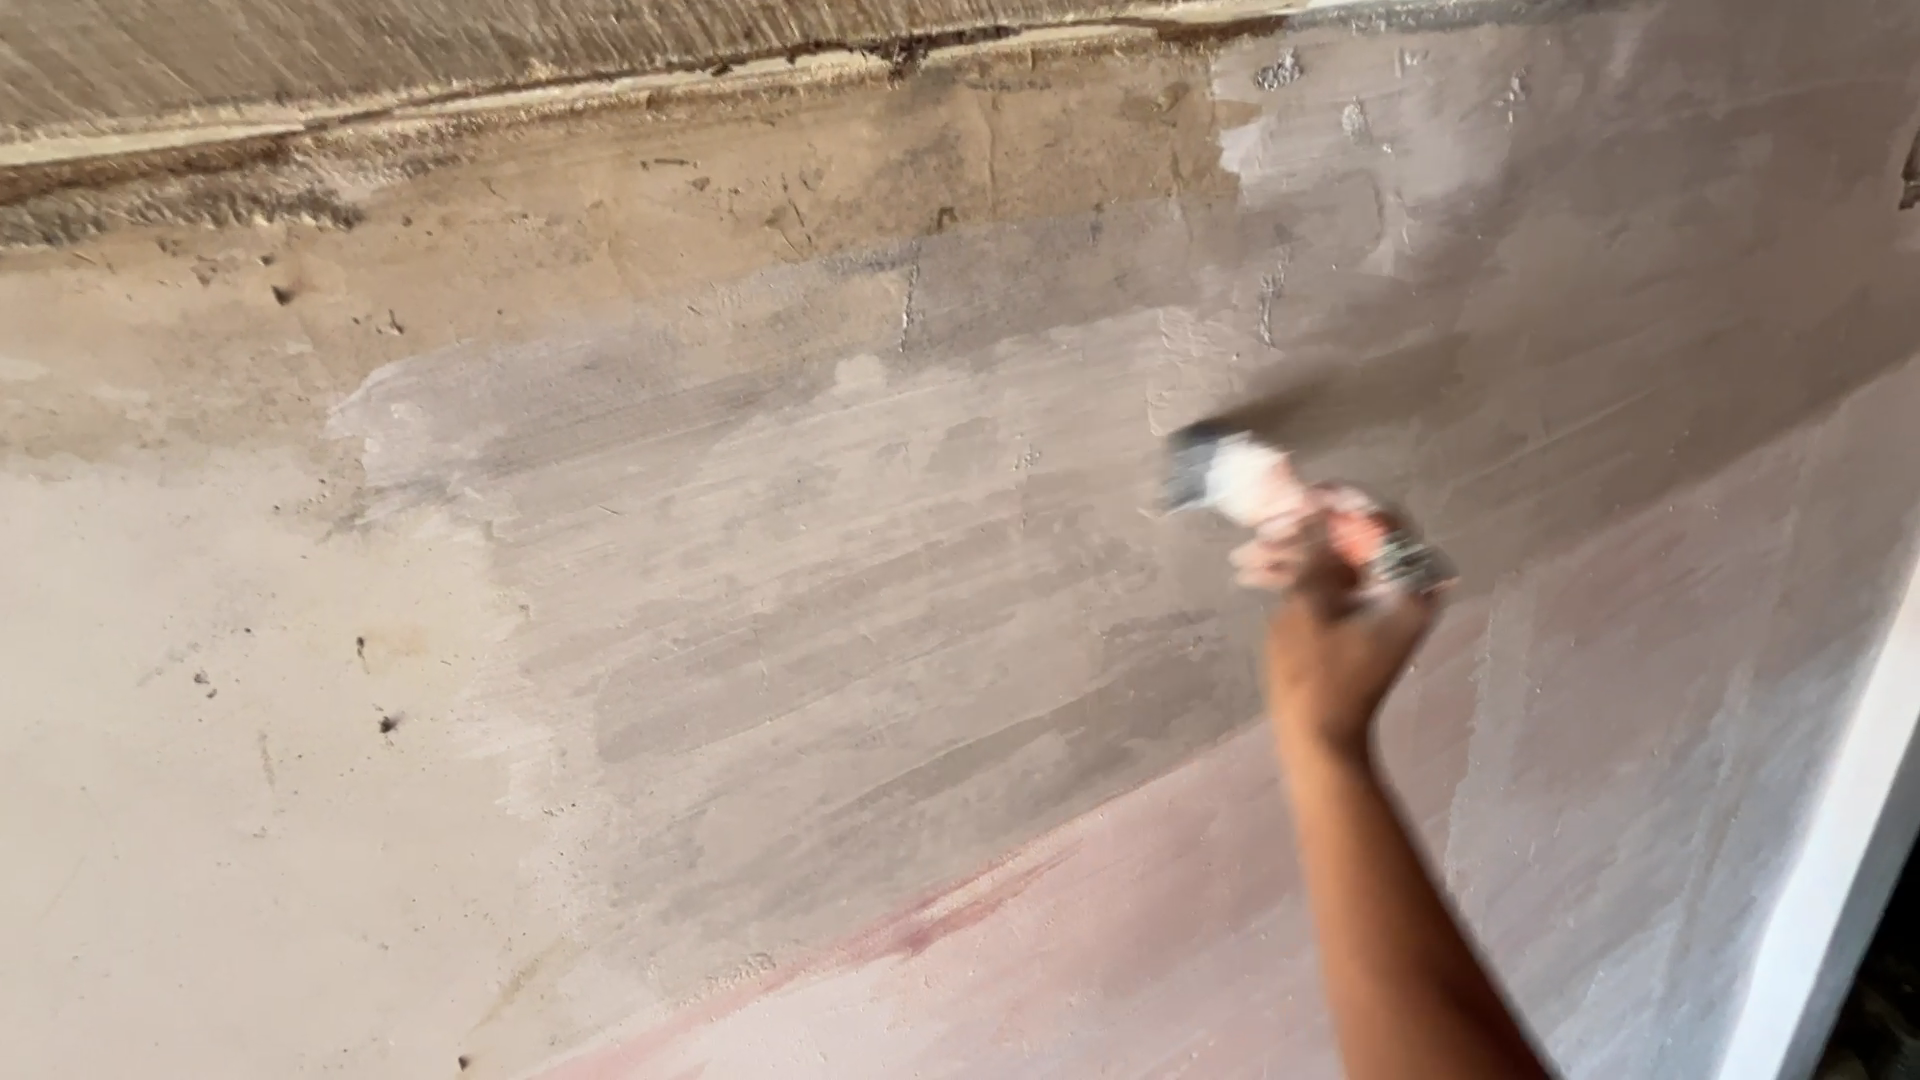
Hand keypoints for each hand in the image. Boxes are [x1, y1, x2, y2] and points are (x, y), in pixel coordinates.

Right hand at [1234, 507, 1438, 758]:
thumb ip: (1316, 550)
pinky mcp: (1356, 618)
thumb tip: (1318, 506)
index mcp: (1406, 587)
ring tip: (1243, 556)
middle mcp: (1401, 590)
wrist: (1317, 733)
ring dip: (1291, 553)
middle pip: (1355, 538)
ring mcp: (1378, 605)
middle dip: (1305, 529)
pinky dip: (1295, 576)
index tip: (1301, 493)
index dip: (1342, 501)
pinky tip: (1252, 574)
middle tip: (1264, 527)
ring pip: (1334, 559)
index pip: (1382, 522)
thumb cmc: (1315, 673)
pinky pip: (1329, 582)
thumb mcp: (1308, 604)